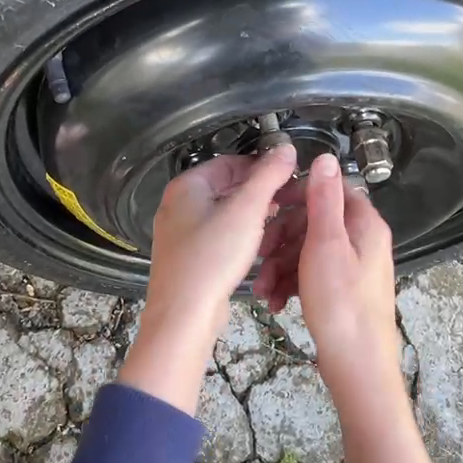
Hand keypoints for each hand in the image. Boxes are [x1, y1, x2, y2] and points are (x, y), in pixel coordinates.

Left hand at [146, 144, 298, 309]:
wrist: (184, 313)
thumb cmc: (211, 258)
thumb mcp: (247, 210)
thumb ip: (268, 176)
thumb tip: (285, 149)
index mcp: (186, 186)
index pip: (228, 161)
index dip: (260, 165)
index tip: (285, 173)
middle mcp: (177, 205)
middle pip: (224, 186)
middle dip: (256, 190)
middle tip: (285, 197)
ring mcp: (179, 232)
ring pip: (221, 212)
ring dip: (249, 213)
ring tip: (276, 220)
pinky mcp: (187, 256)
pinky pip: (216, 235)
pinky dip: (236, 233)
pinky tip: (255, 244)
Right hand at [261, 152, 400, 400]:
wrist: (358, 366)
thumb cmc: (342, 304)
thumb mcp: (325, 244)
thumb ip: (324, 199)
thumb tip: (324, 157)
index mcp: (364, 224)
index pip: (329, 190)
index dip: (297, 194)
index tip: (269, 206)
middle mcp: (362, 241)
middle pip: (314, 221)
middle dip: (281, 237)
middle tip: (260, 255)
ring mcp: (353, 268)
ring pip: (308, 251)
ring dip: (281, 264)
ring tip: (263, 288)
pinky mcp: (342, 292)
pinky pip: (311, 275)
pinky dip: (291, 283)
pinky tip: (275, 301)